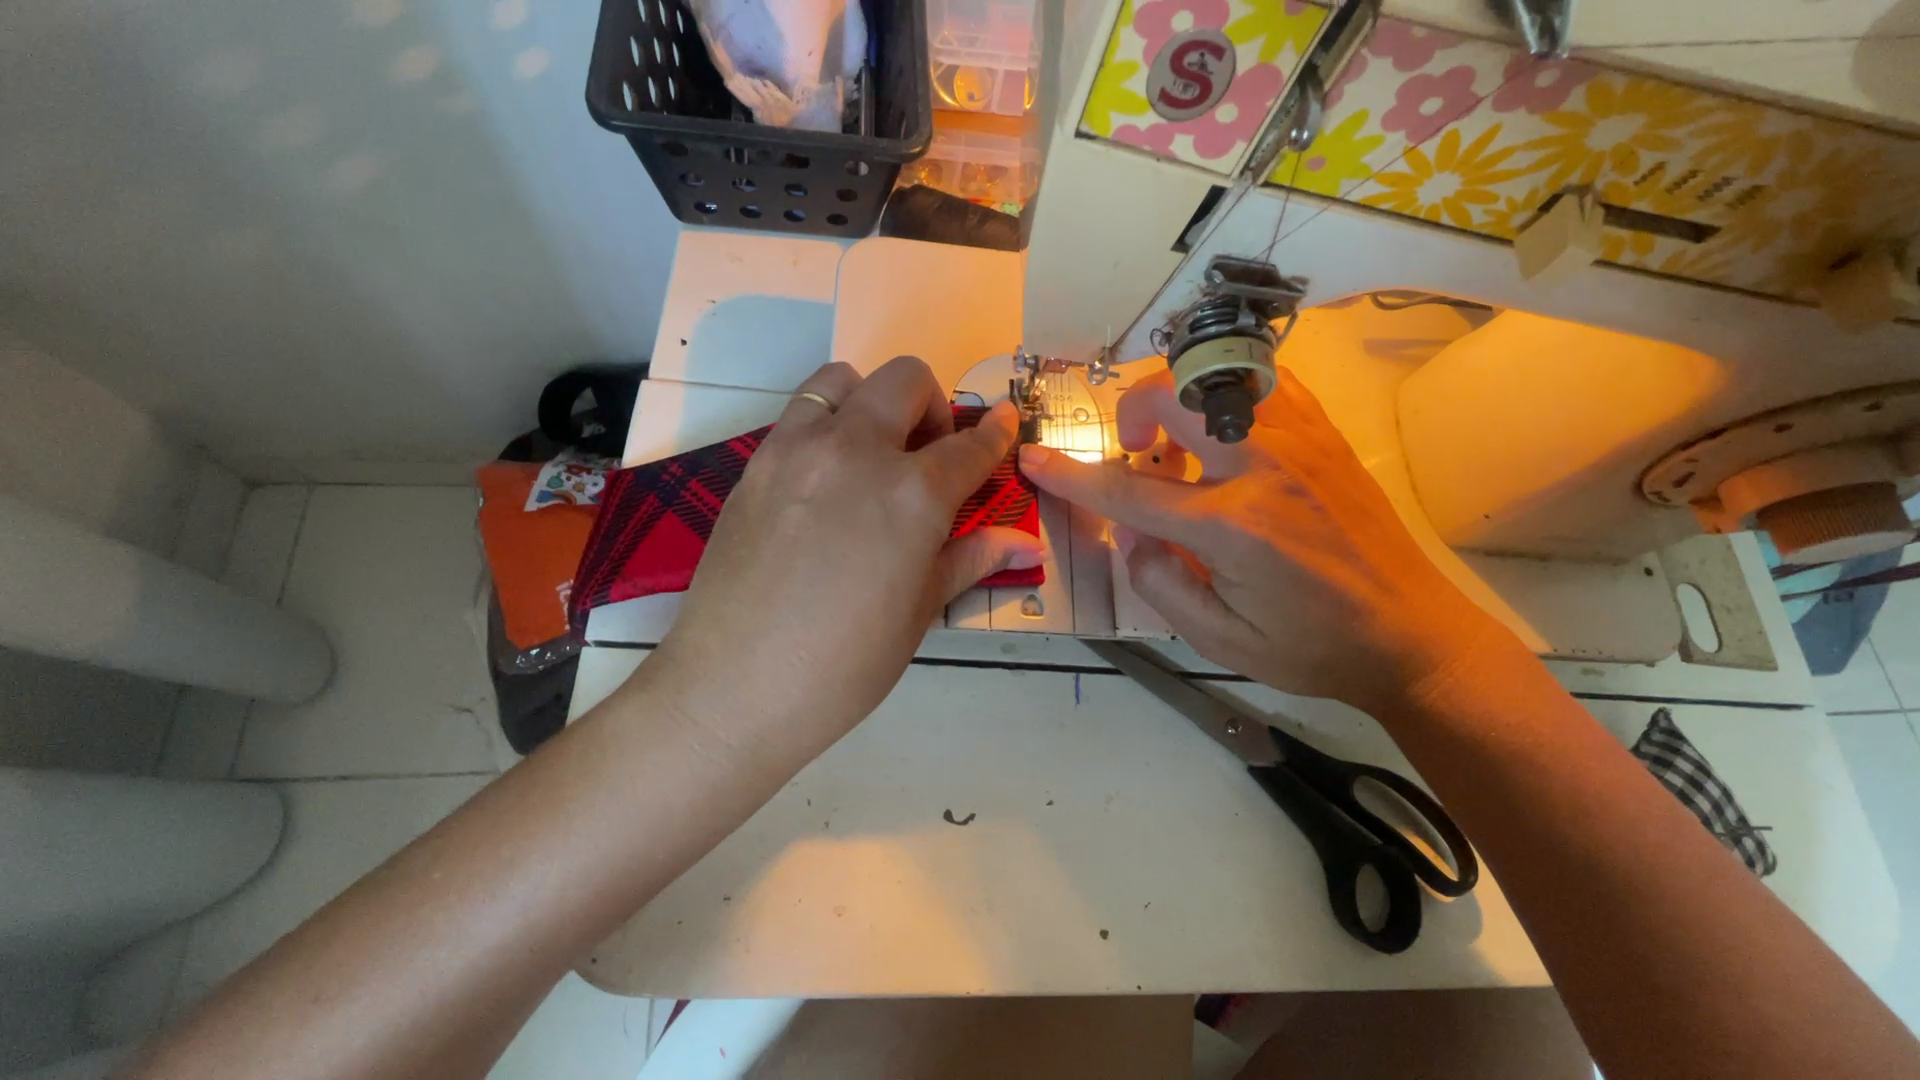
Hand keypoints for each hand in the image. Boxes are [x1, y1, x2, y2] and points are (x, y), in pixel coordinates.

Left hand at [648, 358, 1043, 745]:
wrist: (735, 686)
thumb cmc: (844, 664)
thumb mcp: (920, 612)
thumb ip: (970, 559)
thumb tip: (1026, 545)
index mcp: (912, 493)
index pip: (969, 446)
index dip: (995, 434)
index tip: (1003, 423)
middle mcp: (857, 450)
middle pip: (907, 382)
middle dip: (933, 407)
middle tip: (929, 457)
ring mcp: (798, 449)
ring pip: (843, 380)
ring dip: (872, 402)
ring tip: (873, 456)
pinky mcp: (756, 463)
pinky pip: (799, 415)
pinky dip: (826, 425)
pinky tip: (826, 482)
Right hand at [1018, 368, 1505, 713]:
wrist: (1412, 635)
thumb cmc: (1312, 648)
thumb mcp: (1220, 640)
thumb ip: (1158, 581)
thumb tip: (1130, 530)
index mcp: (1234, 527)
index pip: (1130, 490)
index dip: (1071, 475)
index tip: (1034, 459)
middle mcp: (1266, 467)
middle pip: (1176, 395)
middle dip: (1134, 412)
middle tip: (1138, 452)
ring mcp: (1302, 442)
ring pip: (1223, 372)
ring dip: (1184, 395)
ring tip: (1183, 440)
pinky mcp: (1327, 436)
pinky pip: (1268, 380)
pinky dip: (1231, 391)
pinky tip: (1229, 433)